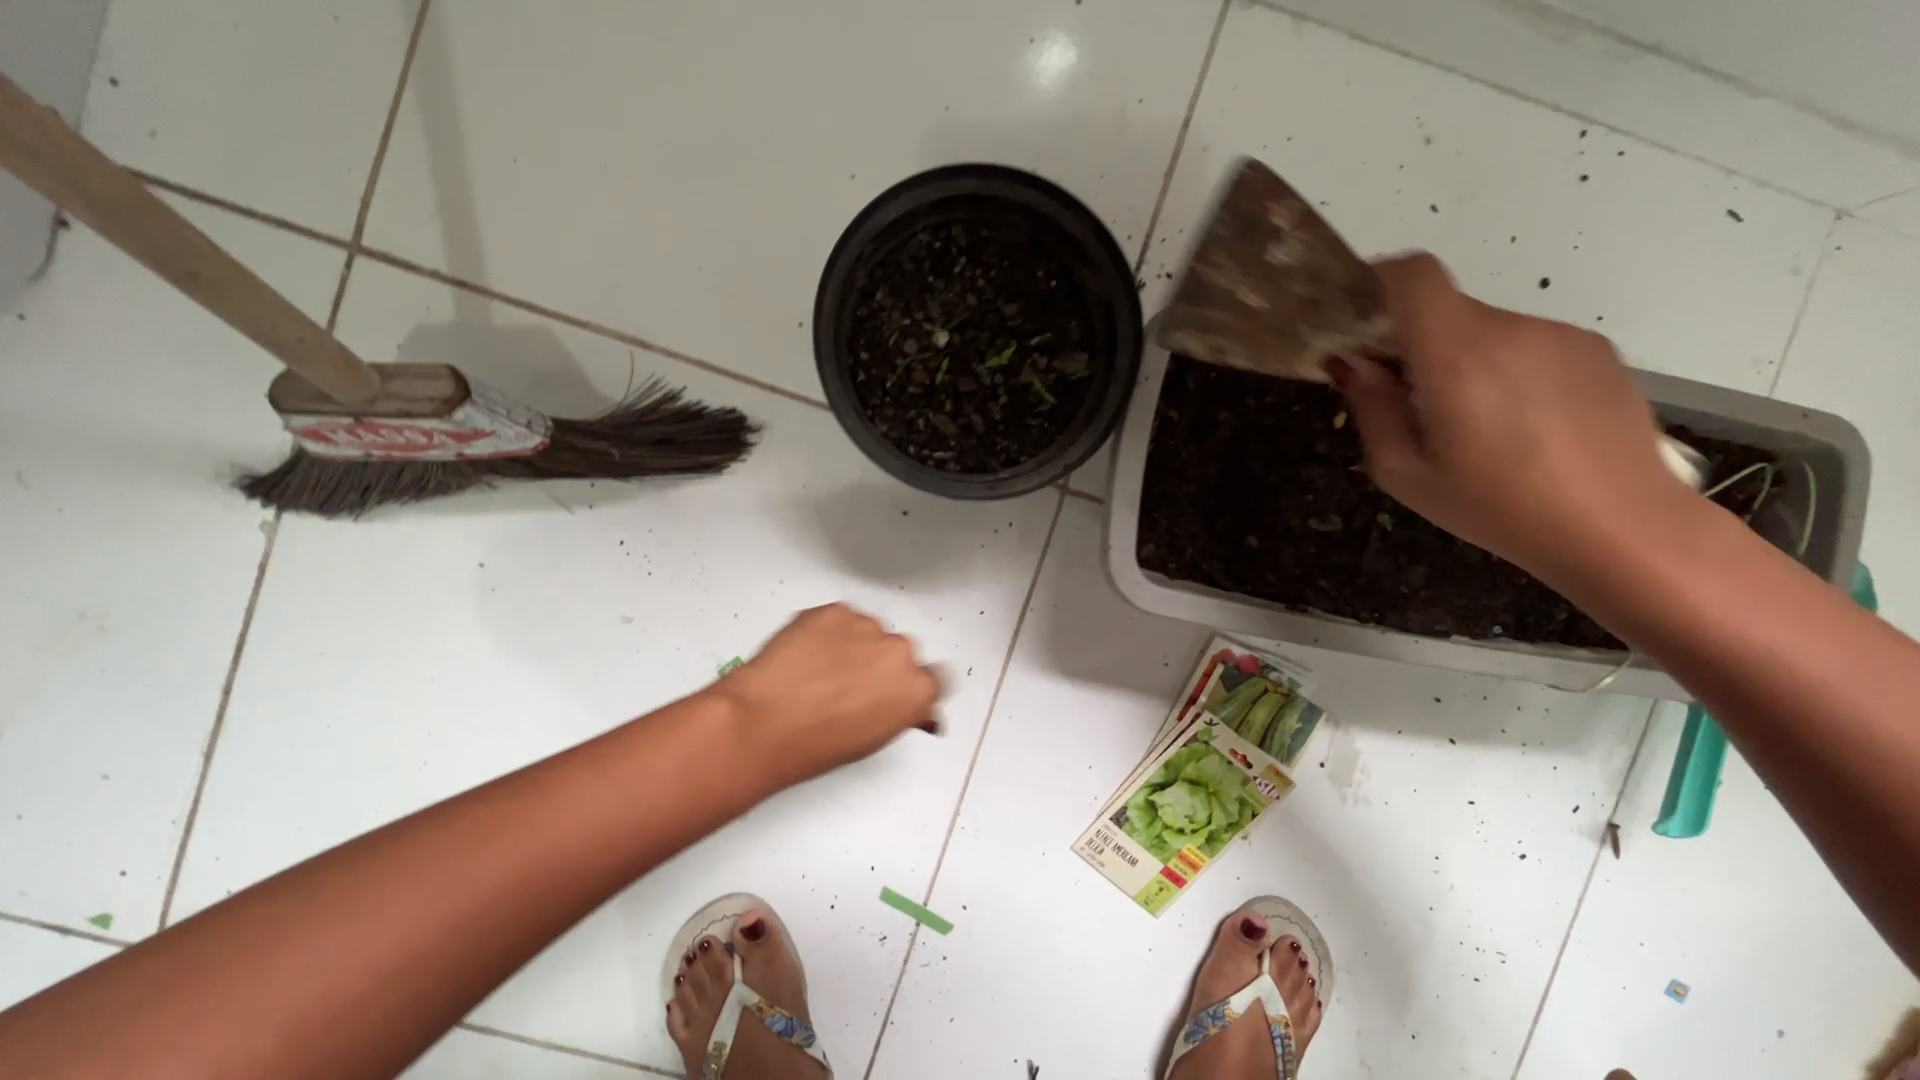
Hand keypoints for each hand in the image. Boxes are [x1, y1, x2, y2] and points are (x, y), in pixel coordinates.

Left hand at [707, 603, 941, 787]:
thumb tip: (902, 706)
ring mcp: (868, 627)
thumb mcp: (871, 740)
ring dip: (851, 645)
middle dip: (879, 664)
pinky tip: (806, 656)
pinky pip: (839, 619)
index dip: (910, 684)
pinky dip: (826, 632)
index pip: (934, 679)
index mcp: (917, 690)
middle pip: (899, 652)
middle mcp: (901, 653)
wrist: (766, 721)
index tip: (895, 689)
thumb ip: (898, 713)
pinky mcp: (836, 611)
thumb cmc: (813, 742)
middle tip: (848, 685)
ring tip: (819, 673)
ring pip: (868, 632)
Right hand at [1331, 253, 1697, 578]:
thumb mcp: (1405, 472)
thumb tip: (1354, 362)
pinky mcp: (1598, 353)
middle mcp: (1512, 328)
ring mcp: (1561, 337)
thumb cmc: (1499, 508)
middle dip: (1418, 346)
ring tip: (1479, 431)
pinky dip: (1510, 374)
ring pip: (1489, 333)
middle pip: (1446, 312)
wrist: (1624, 528)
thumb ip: (1371, 407)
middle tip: (1413, 406)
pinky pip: (1531, 348)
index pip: (1413, 275)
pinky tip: (1526, 432)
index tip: (1360, 317)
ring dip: (1466, 364)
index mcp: (1457, 353)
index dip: (1378, 281)